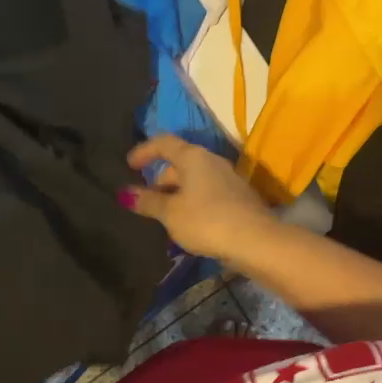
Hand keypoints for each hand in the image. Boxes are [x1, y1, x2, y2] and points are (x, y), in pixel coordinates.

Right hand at [123, 135, 279, 258]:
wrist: (255, 240)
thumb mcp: (171, 213)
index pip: (164, 142)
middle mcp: (212, 160)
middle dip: (160, 179)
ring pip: (194, 179)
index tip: (128, 165)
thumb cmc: (206, 220)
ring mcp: (227, 177)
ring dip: (176, 193)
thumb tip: (126, 192)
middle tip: (145, 201)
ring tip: (163, 216)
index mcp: (193, 156)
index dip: (144, 151)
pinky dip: (191, 202)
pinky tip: (187, 223)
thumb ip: (148, 201)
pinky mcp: (237, 196)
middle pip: (179, 162)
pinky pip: (206, 192)